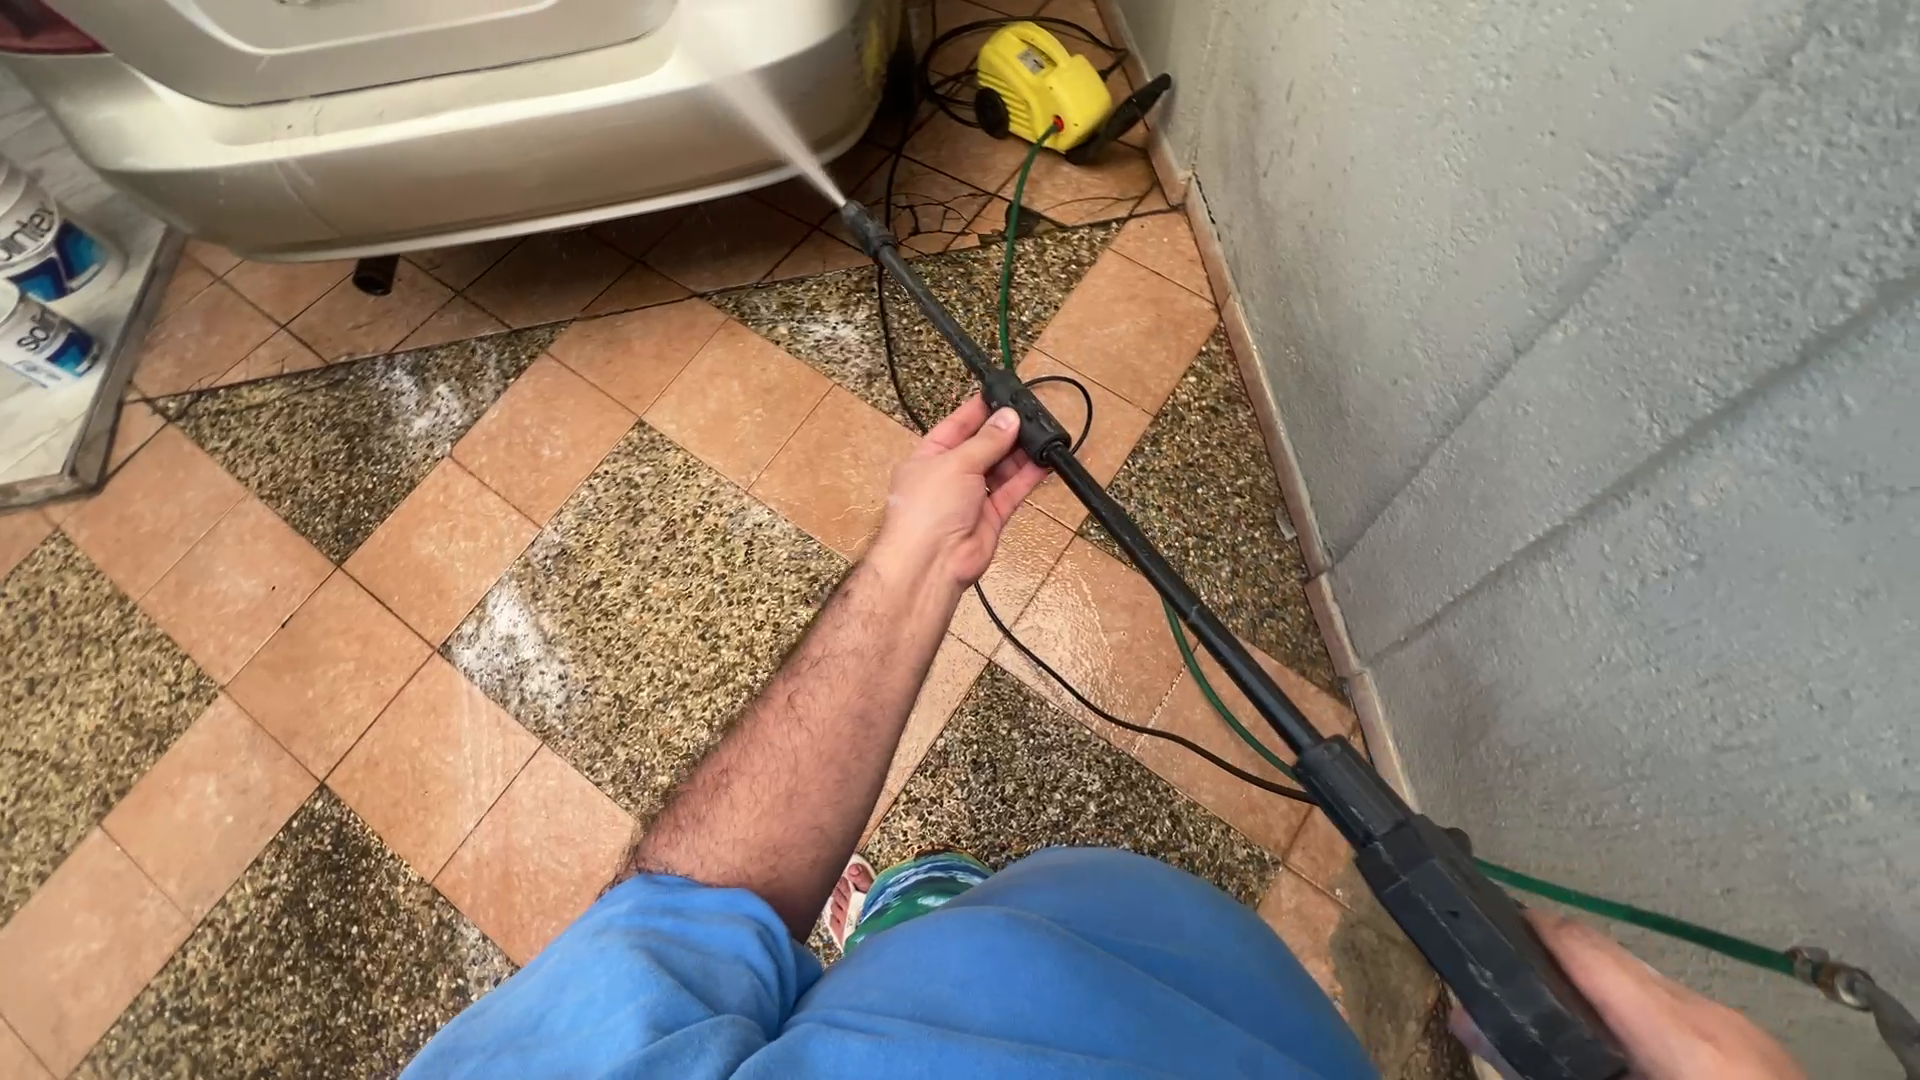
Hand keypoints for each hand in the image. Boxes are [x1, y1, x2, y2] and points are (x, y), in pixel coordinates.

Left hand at [869, 395, 1048, 590]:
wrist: (932, 563)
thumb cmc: (927, 511)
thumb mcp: (956, 463)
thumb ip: (986, 441)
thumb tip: (1008, 419)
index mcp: (929, 458)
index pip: (956, 426)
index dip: (978, 411)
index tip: (1001, 395)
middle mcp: (949, 476)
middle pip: (982, 447)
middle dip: (1004, 433)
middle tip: (1030, 416)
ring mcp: (970, 498)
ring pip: (999, 469)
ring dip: (1019, 454)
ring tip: (1041, 436)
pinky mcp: (990, 517)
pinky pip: (1011, 492)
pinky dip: (1027, 478)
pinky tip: (1044, 462)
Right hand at [1451, 911, 1805, 1079]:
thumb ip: (1533, 1066)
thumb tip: (1464, 1017)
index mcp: (1674, 1034)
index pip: (1577, 940)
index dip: (1524, 926)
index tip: (1485, 931)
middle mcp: (1709, 1014)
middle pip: (1606, 950)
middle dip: (1556, 962)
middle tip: (1512, 986)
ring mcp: (1742, 1028)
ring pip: (1643, 977)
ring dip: (1598, 989)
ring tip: (1568, 1023)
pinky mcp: (1758, 1045)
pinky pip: (1679, 1006)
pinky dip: (1640, 1013)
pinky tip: (1628, 1052)